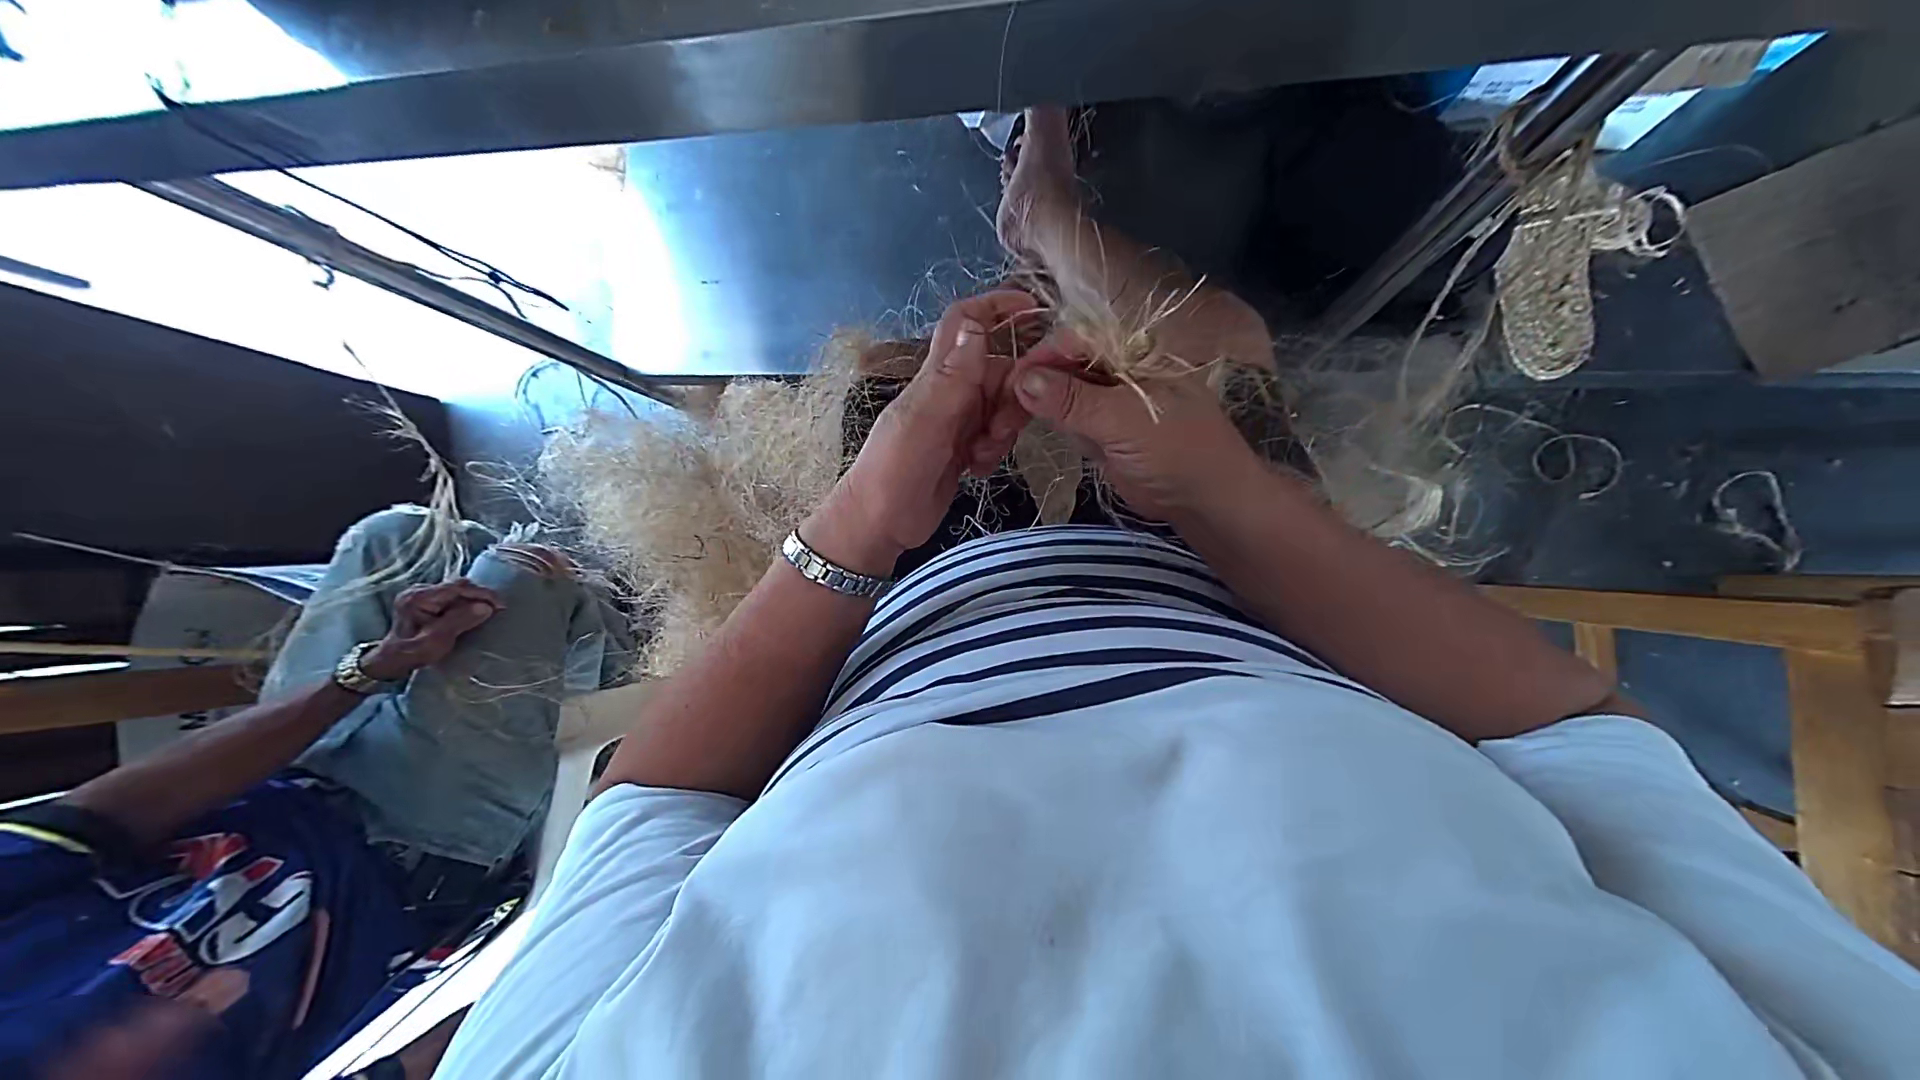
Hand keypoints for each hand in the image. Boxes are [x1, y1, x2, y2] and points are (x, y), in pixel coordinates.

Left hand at [360, 579, 501, 680]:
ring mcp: (420, 594)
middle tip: (497, 610)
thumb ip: (458, 621)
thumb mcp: (435, 641)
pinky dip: (467, 602)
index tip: (500, 606)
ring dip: (475, 599)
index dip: (482, 594)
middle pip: (458, 586)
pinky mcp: (425, 599)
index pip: (457, 588)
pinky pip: (452, 595)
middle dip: (480, 596)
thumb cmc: (411, 654)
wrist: (390, 661)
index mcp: (418, 598)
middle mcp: (418, 591)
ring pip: (457, 590)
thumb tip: (485, 607)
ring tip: (489, 611)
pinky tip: (474, 611)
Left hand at [805, 290, 1041, 574]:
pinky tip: (976, 468)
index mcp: (937, 376)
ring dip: (1003, 429)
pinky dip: (994, 450)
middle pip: (1000, 370)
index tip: (1036, 310)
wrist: (879, 526)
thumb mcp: (924, 424)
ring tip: (980, 456)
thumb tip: (976, 325)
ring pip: (1003, 405)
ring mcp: (957, 421)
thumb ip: (952, 378)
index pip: (966, 322)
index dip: (997, 307)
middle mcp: (950, 391)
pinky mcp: (964, 448)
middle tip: (998, 432)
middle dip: (1012, 397)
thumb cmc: (893, 471)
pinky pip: (996, 436)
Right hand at [1010, 333, 1263, 522]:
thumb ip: (1073, 401)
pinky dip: (1048, 422)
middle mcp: (1118, 370)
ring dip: (1034, 403)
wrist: (1205, 502)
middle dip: (1033, 380)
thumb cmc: (1177, 452)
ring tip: (1003, 416)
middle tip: (1000, 402)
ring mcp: (1109, 402)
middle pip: (1065, 364)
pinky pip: (1067, 419)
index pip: (1079, 340)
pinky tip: (1022, 425)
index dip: (1044, 356)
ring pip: (1061, 392)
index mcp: (1134, 353)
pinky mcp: (1101, 431)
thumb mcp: (1123, 421)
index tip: (1011, 378)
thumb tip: (1022, 380)